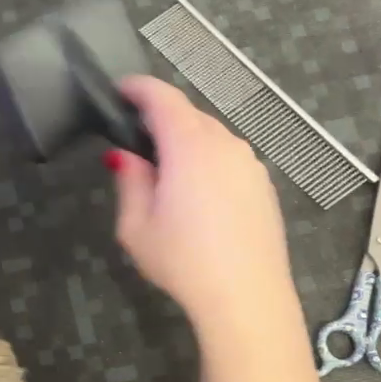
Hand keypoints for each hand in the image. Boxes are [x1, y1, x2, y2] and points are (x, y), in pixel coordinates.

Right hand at [109, 77, 300, 338]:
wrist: (244, 293)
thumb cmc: (181, 260)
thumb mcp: (136, 226)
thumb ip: (130, 181)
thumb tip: (126, 156)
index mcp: (189, 148)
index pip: (164, 99)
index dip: (139, 88)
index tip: (119, 89)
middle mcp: (225, 145)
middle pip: (189, 116)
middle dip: (160, 120)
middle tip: (132, 141)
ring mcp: (249, 163)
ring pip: (210, 137)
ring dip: (184, 143)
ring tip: (161, 174)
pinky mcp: (261, 183)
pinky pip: (226, 158)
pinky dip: (205, 162)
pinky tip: (192, 196)